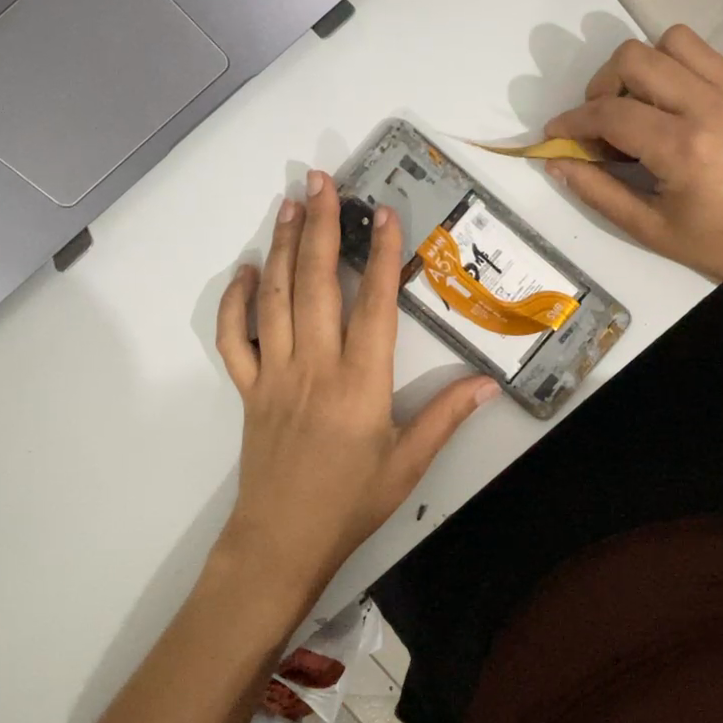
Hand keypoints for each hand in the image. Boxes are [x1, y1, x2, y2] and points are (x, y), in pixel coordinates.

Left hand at [216, 171, 498, 586]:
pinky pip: (235, 338)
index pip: (373, 303)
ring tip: (289, 204)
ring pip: (275, 297)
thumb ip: (446, 417)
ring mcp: (275, 373)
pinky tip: (247, 271)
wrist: (281, 540)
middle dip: (319, 227)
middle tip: (321, 182)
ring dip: (280, 246)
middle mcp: (315, 365)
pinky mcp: (248, 388)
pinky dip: (237, 301)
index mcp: (360, 381)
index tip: (383, 213)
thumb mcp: (408, 463)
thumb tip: (488, 383)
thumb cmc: (351, 502)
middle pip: (315, 283)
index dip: (379, 254)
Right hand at [545, 26, 722, 308]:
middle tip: (600, 123)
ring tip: (638, 107)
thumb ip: (598, 191)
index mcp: (683, 149)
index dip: (573, 121)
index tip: (556, 133)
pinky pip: (702, 53)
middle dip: (602, 86)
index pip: (611, 112)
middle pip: (634, 58)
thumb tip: (556, 162)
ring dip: (642, 66)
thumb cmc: (717, 245)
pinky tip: (670, 105)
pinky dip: (674, 67)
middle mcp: (709, 107)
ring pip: (670, 41)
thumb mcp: (649, 228)